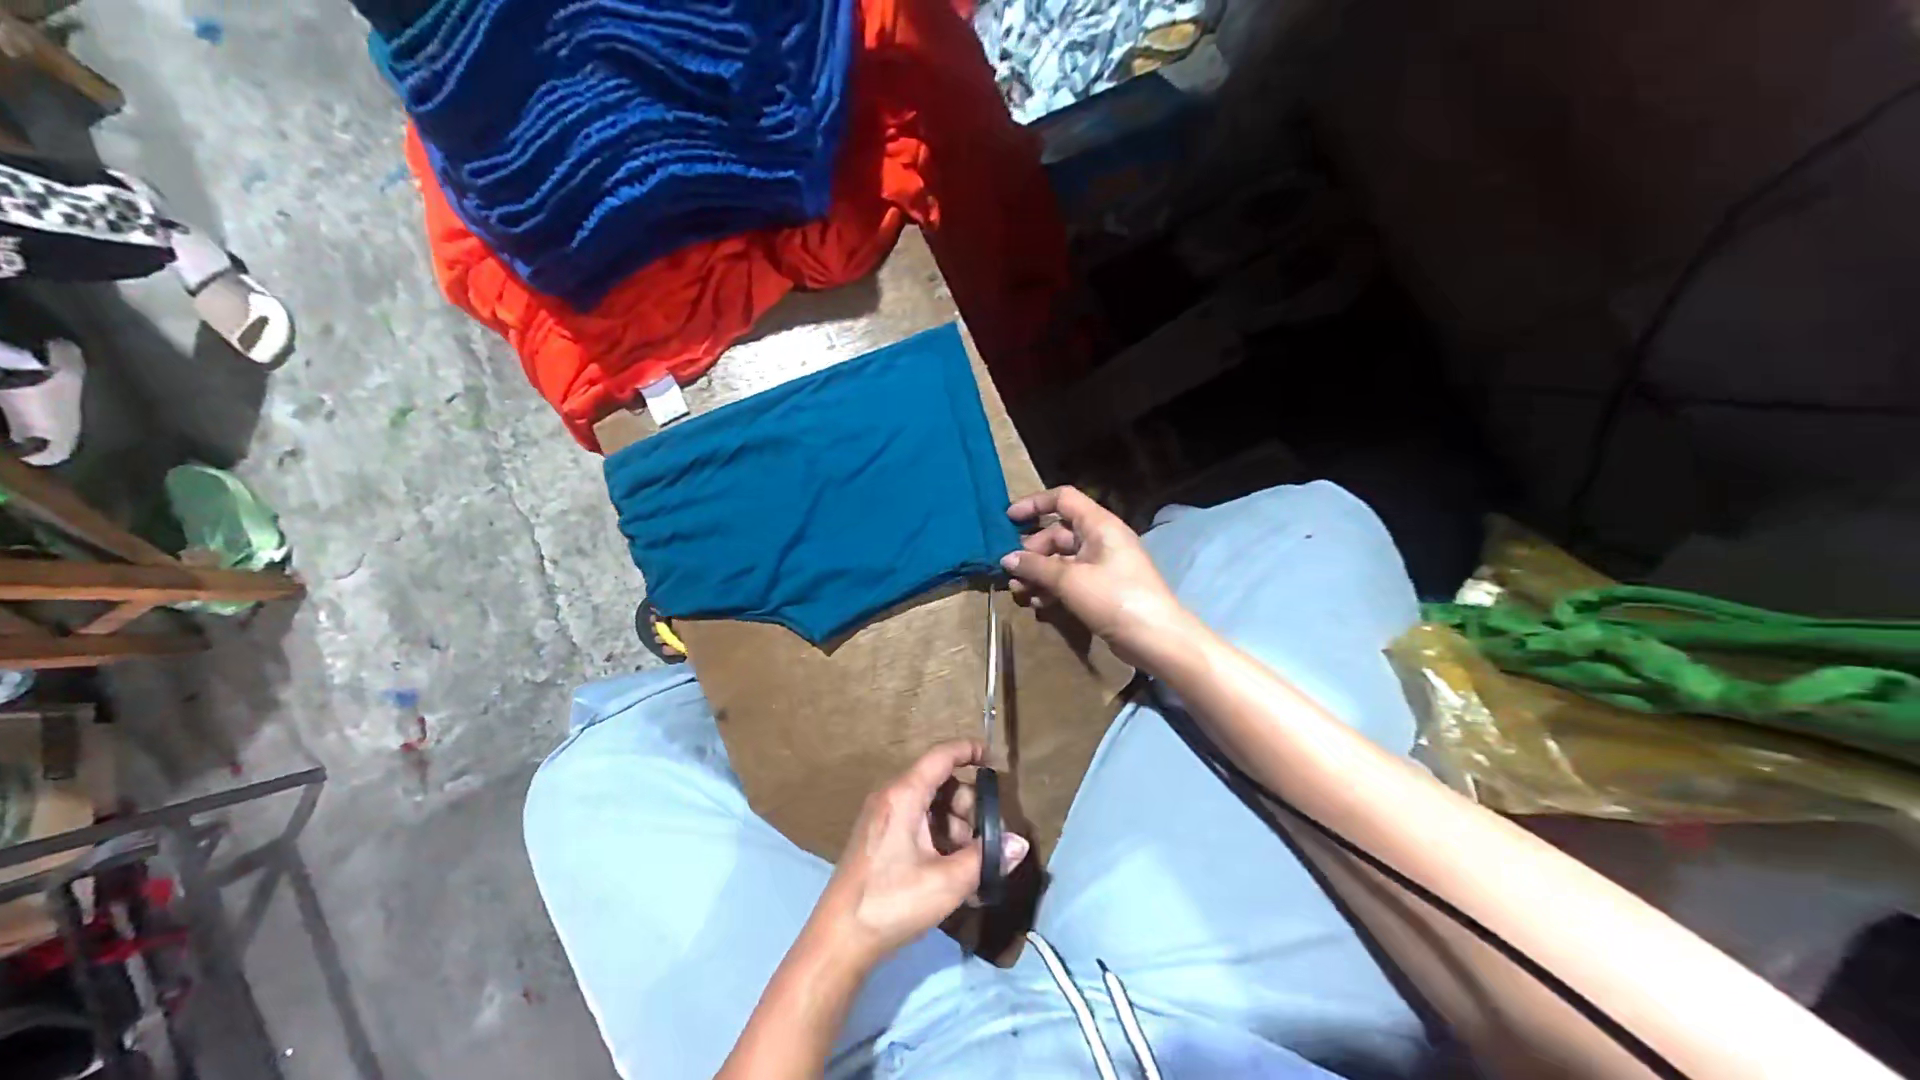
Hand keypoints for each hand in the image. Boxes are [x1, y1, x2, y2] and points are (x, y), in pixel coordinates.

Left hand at [812, 740, 1030, 964]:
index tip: (995, 761)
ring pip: (931, 807)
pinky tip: (953, 874)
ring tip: (972, 866)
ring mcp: (882, 818)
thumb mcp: (947, 881)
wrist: (838, 940)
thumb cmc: (892, 902)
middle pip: (940, 784)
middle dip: (969, 807)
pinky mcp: (878, 839)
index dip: (970, 751)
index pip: (942, 755)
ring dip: (956, 828)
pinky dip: (938, 839)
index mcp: (904, 794)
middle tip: (985, 842)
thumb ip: (986, 858)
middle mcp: (891, 797)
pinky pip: (917, 825)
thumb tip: (1020, 844)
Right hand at [1002, 486, 1195, 671]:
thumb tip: (1006, 559)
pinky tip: (1037, 604)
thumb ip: (1035, 567)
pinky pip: (1070, 580)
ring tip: (1019, 592)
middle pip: (1057, 533)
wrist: (1155, 638)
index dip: (1034, 504)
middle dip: (1031, 552)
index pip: (1063, 499)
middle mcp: (1100, 539)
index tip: (1008, 519)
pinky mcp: (1101, 589)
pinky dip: (1052, 588)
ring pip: (1060, 560)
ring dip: (1037, 574)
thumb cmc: (1113, 598)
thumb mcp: (1069, 580)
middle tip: (1011, 572)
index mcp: (1098, 525)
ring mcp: (1101, 565)